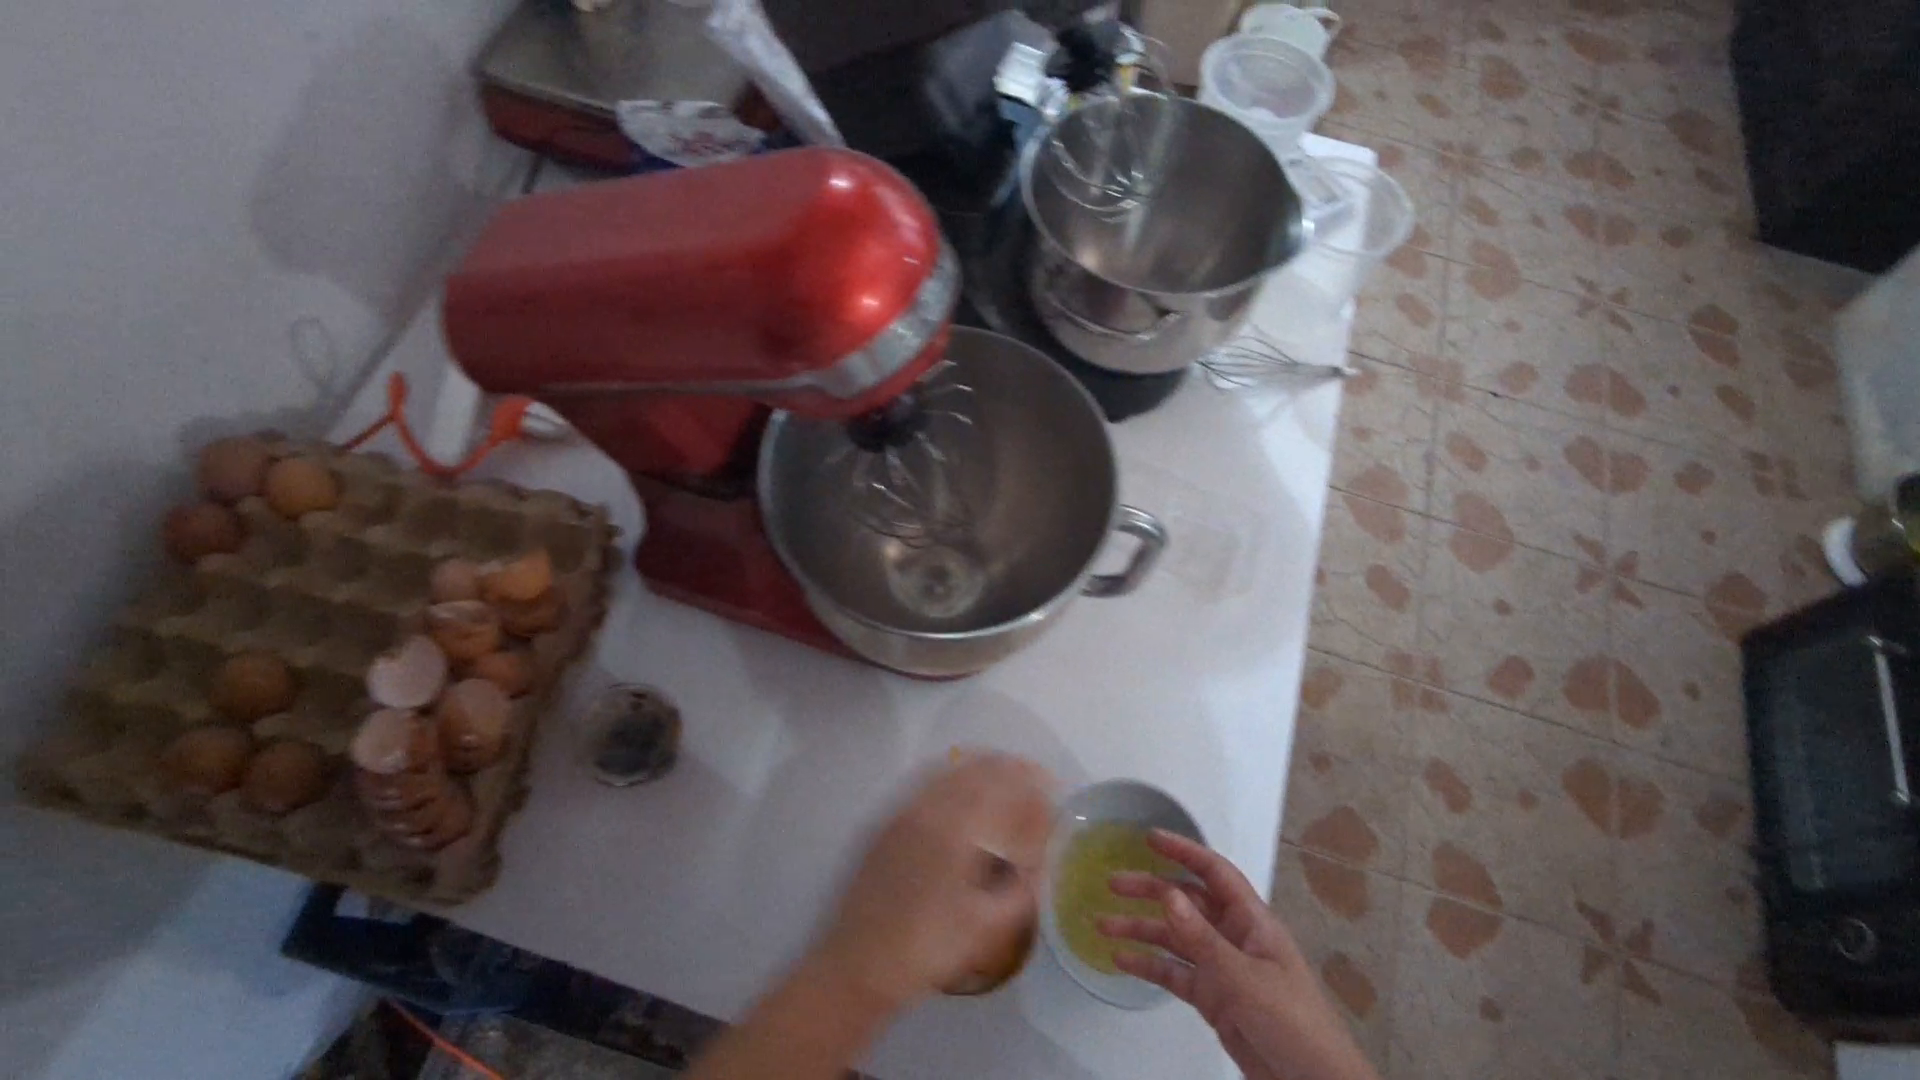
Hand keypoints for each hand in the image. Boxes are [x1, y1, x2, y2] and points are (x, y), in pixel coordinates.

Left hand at [812, 752, 1053, 1011]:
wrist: (857, 965)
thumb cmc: (927, 949)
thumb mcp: (987, 926)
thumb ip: (1023, 887)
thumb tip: (1041, 860)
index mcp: (955, 827)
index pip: (1001, 782)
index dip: (1030, 779)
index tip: (1052, 785)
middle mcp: (925, 808)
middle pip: (974, 767)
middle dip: (1008, 769)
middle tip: (1032, 782)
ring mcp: (899, 812)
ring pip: (947, 771)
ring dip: (980, 770)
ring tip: (1002, 785)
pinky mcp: (883, 824)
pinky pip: (924, 785)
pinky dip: (952, 781)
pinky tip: (962, 803)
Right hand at [1098, 830, 1379, 1079]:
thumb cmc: (1290, 1020)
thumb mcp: (1244, 978)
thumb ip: (1202, 938)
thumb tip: (1169, 894)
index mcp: (1251, 921)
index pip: (1214, 873)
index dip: (1184, 851)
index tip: (1149, 838)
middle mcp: (1233, 937)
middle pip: (1187, 902)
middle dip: (1151, 890)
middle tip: (1111, 884)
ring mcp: (1222, 968)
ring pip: (1174, 938)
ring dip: (1141, 929)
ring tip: (1102, 924)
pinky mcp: (1213, 998)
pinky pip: (1174, 973)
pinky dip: (1149, 966)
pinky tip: (1120, 960)